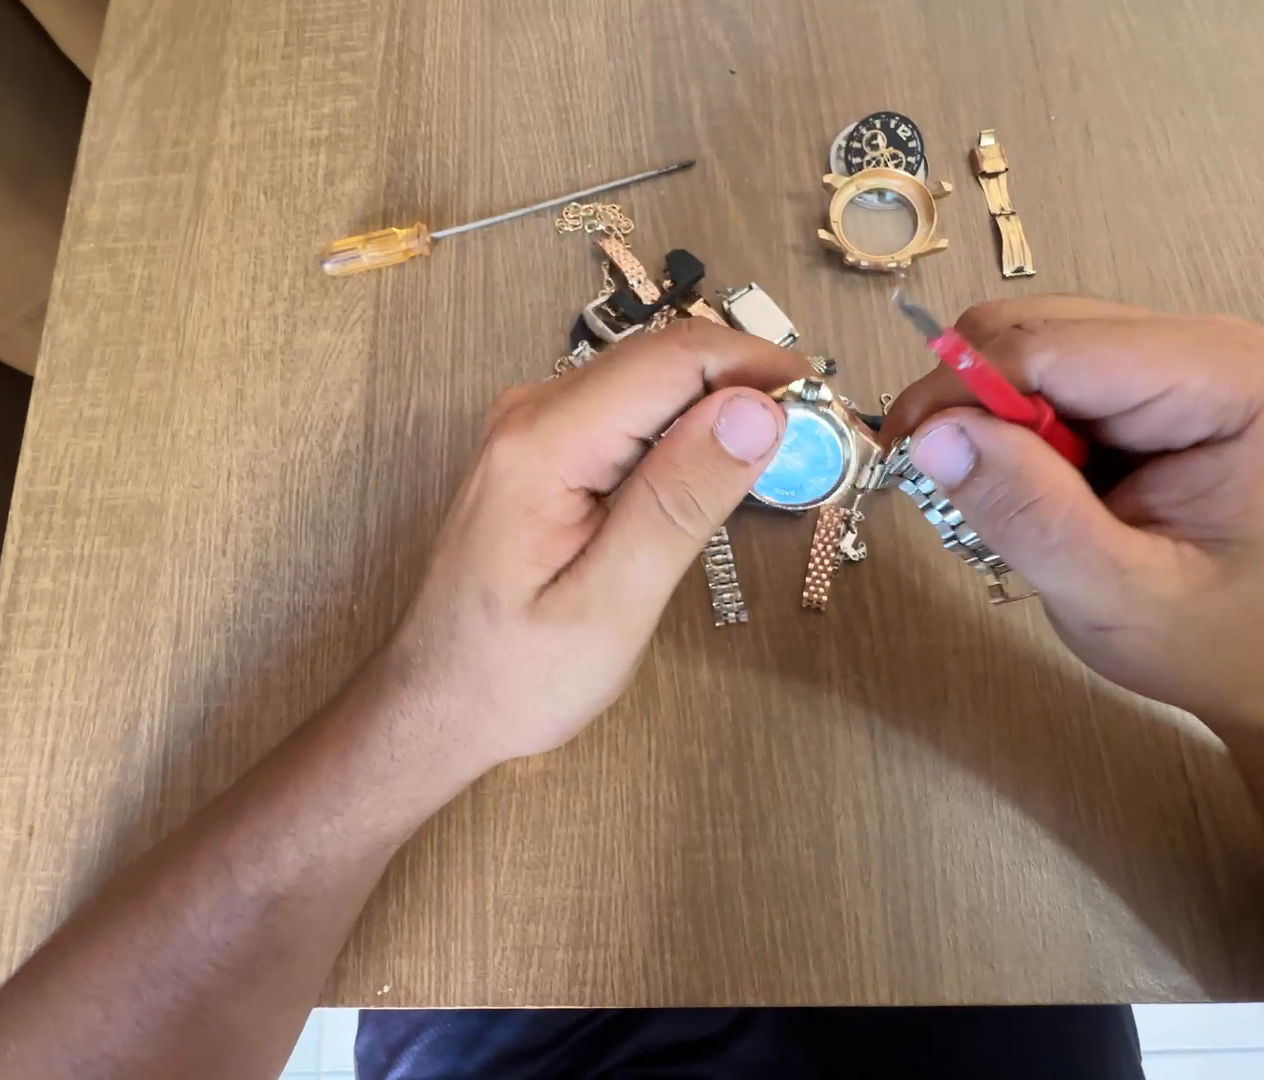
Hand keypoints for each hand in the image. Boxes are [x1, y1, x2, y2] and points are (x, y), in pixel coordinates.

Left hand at [375, 320, 805, 767]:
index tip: (823, 409)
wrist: (440, 700)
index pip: (672, 360)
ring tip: (767, 470)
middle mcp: (531, 413)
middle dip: (742, 389)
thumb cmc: (518, 674)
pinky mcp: (542, 453)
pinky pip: (625, 418)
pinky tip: (702, 483)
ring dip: (714, 414)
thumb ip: (679, 502)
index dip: (757, 367)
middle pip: (660, 363)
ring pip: (647, 388)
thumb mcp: (610, 604)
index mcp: (543, 441)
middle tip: (809, 449)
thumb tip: (755, 412)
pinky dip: (678, 437)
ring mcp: (532, 429)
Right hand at [883, 296, 1263, 722]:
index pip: (1060, 347)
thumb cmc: (1205, 637)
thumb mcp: (1109, 593)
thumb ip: (1027, 512)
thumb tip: (932, 436)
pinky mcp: (1144, 380)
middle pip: (1038, 328)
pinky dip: (999, 417)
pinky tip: (1015, 471)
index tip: (905, 451)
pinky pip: (1038, 369)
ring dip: (980, 409)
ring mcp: (1179, 357)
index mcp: (1238, 383)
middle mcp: (1213, 346)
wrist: (1260, 658)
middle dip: (968, 397)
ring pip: (1027, 341)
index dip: (966, 389)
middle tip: (938, 472)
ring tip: (984, 483)